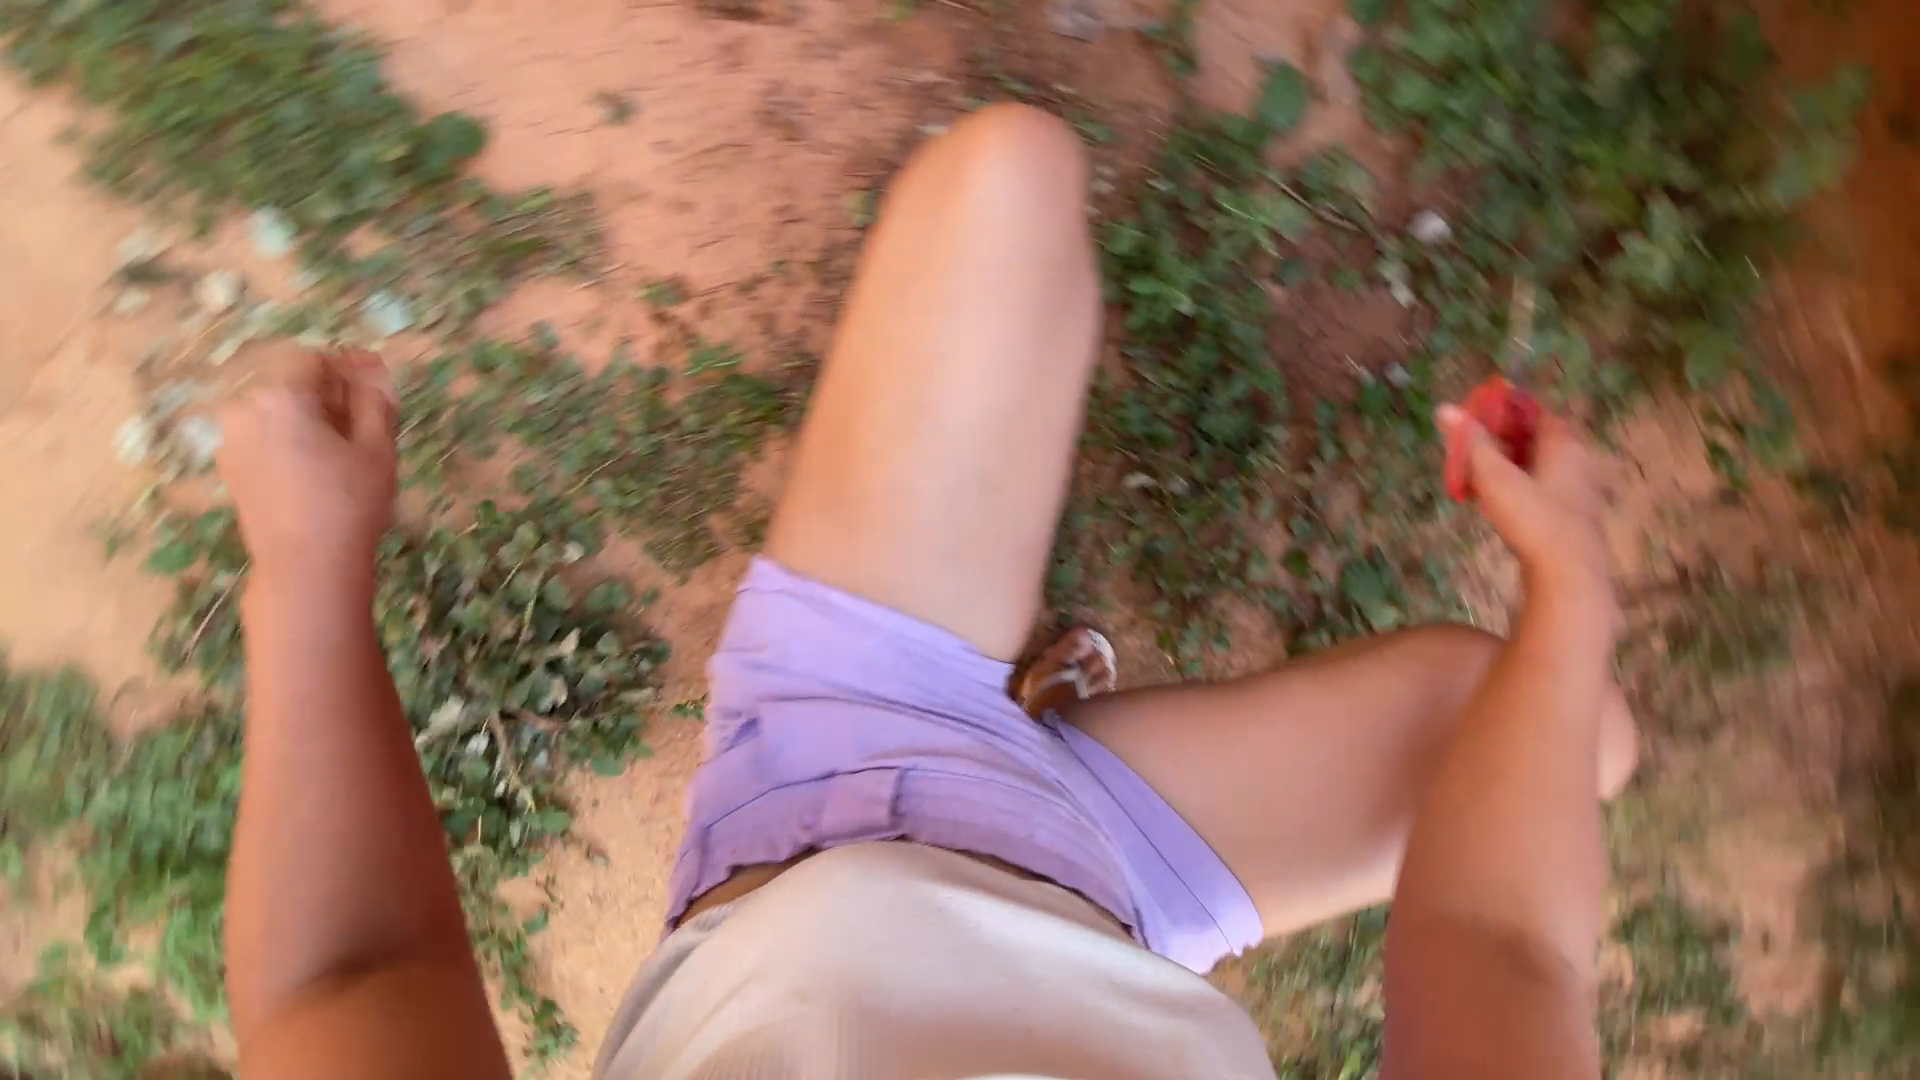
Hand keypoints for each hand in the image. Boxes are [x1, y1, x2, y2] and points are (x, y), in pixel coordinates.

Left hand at [218, 348, 397, 595]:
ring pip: (279, 413)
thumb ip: (374, 403)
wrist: (306, 563)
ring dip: (313, 419)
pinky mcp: (231, 466)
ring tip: (347, 450)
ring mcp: (231, 439)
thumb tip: (373, 371)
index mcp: (281, 398)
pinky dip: (293, 440)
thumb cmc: (350, 501)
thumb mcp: (377, 449)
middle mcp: (245, 410)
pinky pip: (266, 437)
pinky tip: (320, 470)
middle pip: (292, 385)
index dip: (347, 365)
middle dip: (330, 395)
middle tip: (370, 422)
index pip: (311, 359)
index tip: (377, 379)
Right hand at [1437, 404, 1616, 632]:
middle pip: (1537, 440)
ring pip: (1538, 467)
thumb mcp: (1493, 476)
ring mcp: (1578, 490)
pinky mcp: (1571, 515)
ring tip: (1475, 478)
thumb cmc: (1531, 516)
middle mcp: (1579, 461)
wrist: (1566, 571)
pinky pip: (1541, 489)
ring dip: (1508, 467)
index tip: (1476, 420)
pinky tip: (1496, 502)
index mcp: (1565, 445)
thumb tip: (1445, 409)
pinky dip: (1518, 487)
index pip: (1537, 414)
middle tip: (1469, 451)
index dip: (1507, 413)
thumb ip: (1471, 442)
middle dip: (1503, 442)